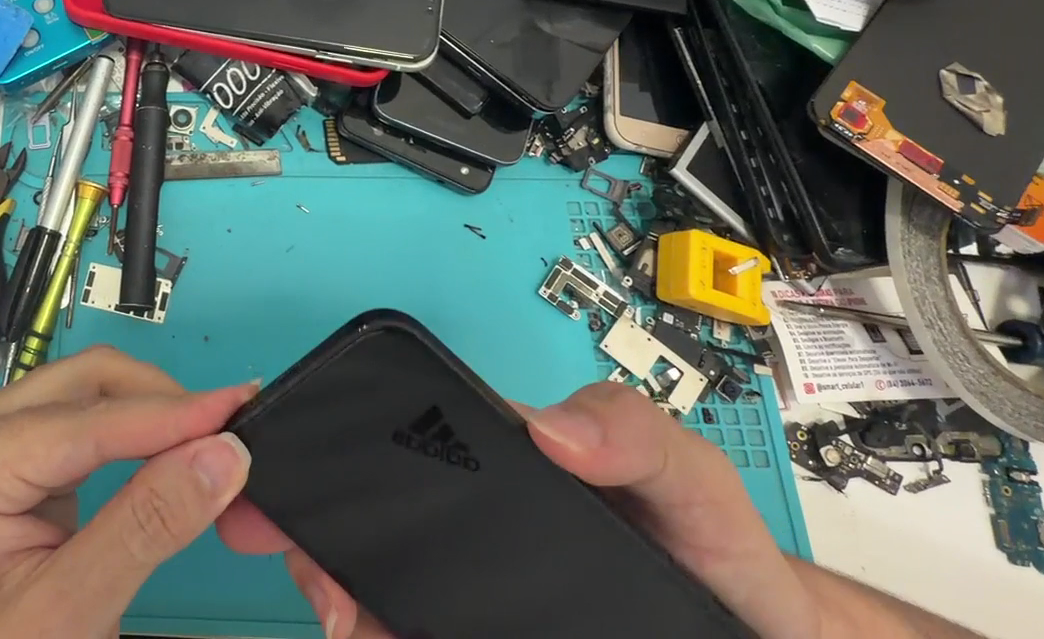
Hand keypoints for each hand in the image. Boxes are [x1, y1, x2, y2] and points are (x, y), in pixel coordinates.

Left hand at [0, 347, 257, 637]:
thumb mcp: (67, 612)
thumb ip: (144, 528)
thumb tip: (223, 455)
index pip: (87, 421)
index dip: (171, 413)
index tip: (240, 409)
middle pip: (87, 383)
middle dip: (164, 403)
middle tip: (230, 433)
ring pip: (90, 390)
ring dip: (153, 411)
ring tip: (209, 443)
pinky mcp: (13, 452)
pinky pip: (84, 418)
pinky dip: (134, 430)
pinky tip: (170, 450)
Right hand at [220, 382, 980, 638]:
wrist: (746, 637)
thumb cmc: (709, 548)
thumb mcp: (686, 477)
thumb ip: (634, 433)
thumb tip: (546, 426)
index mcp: (485, 463)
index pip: (388, 451)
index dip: (327, 465)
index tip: (296, 494)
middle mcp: (459, 524)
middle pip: (356, 530)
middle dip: (316, 552)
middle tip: (332, 593)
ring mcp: (463, 593)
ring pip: (371, 597)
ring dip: (346, 612)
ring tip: (363, 630)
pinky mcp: (467, 634)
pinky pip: (409, 637)